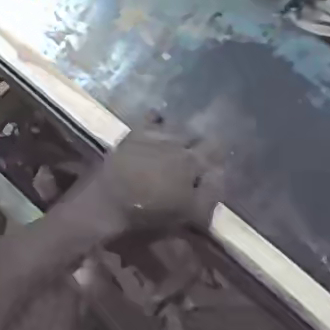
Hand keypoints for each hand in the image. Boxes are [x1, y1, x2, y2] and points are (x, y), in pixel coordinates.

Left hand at [69, 130, 218, 237]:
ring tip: (177, 143)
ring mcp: (155, 133)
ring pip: (177, 125)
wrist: (108, 202)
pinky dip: (159, 119)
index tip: (217, 163)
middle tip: (197, 156)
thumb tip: (221, 174)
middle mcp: (177, 141)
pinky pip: (153, 116)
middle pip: (197, 135)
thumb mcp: (190, 213)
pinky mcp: (135, 131)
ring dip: (181, 133)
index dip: (218, 155)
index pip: (216, 148)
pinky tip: (158, 124)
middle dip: (200, 144)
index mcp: (194, 161)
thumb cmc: (151, 213)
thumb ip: (211, 193)